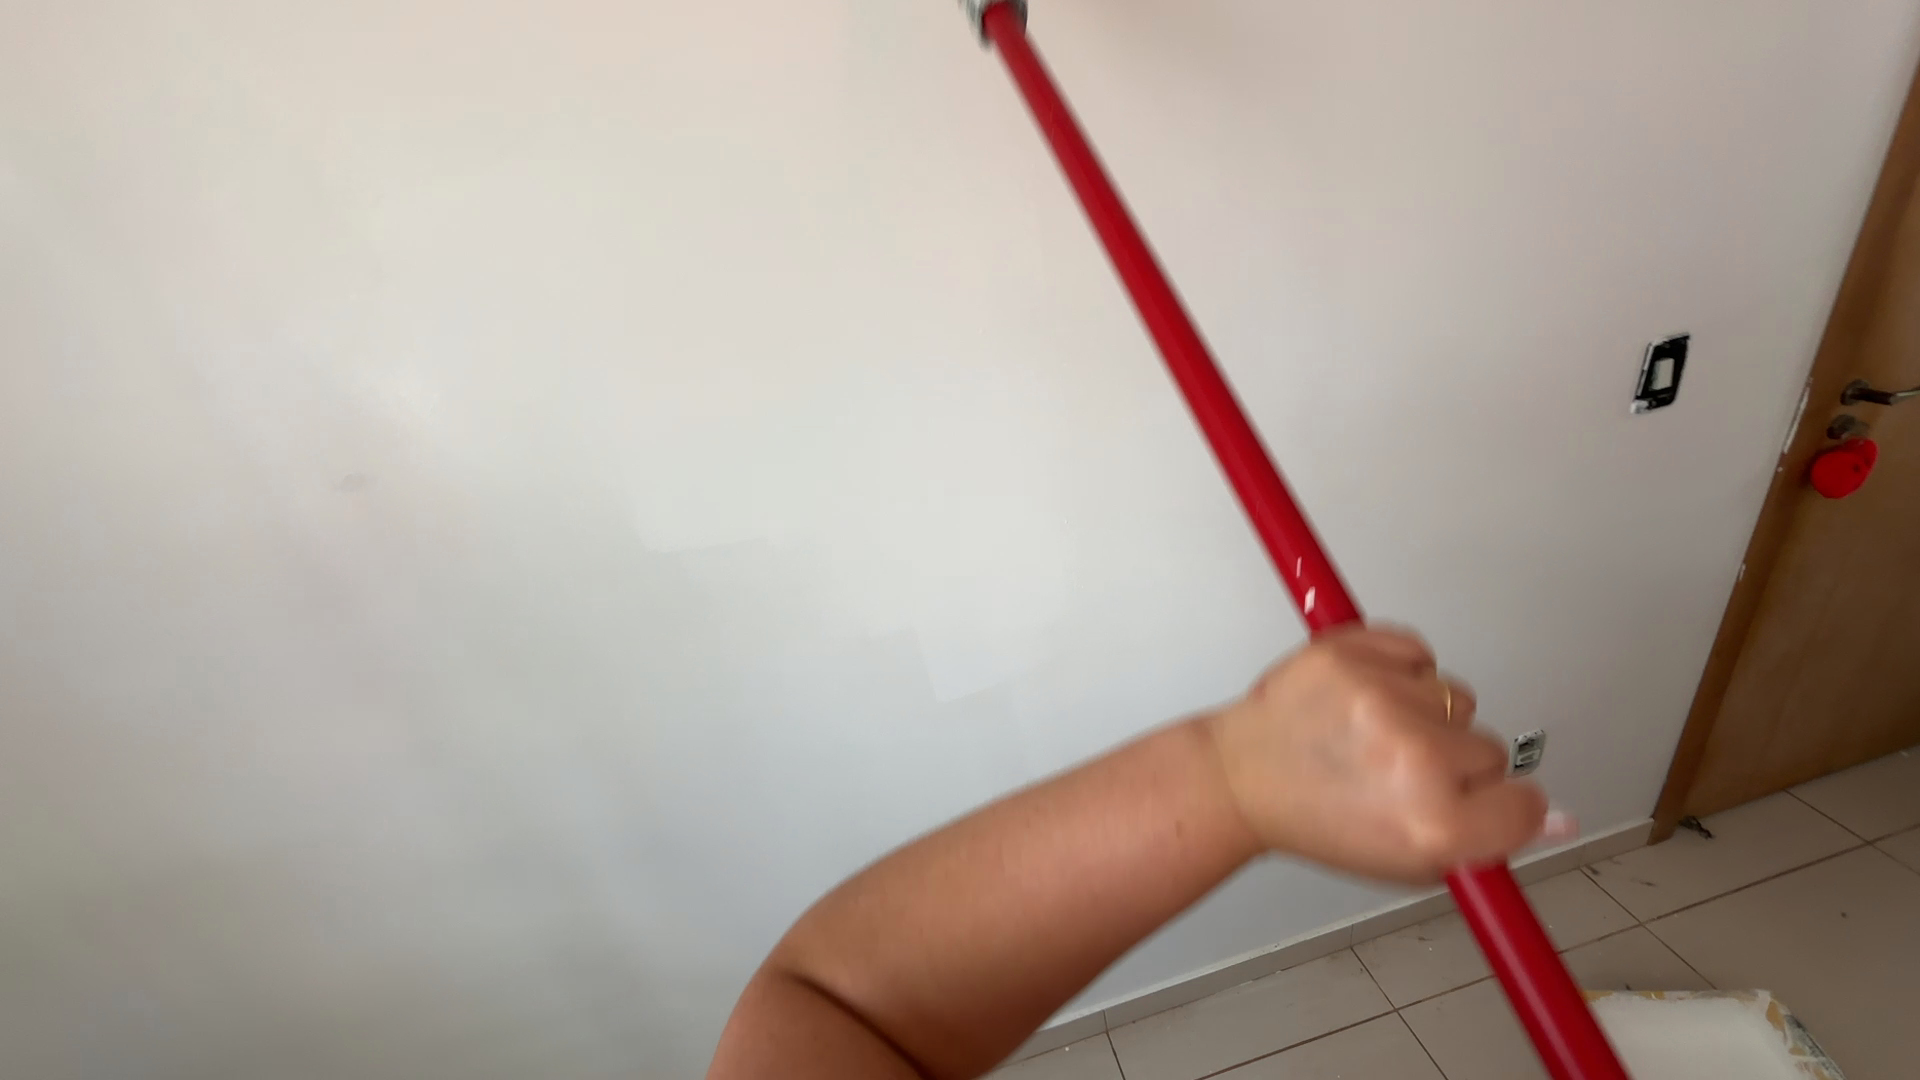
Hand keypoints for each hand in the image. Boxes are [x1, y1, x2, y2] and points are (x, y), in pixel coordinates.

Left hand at [1207, 625, 1561, 883]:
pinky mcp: (1346, 653)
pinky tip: (1360, 695)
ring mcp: (1377, 698)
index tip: (1464, 798)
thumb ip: (1484, 843)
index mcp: (1433, 822)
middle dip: (1450, 758)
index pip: (1526, 805)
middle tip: (1388, 767)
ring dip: (1420, 710)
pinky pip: (1415, 649)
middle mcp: (1412, 758)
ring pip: (1452, 695)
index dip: (1496, 803)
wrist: (1239, 775)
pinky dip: (1396, 666)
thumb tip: (1558, 817)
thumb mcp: (1402, 861)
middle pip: (1490, 747)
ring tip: (1365, 732)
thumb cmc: (1313, 817)